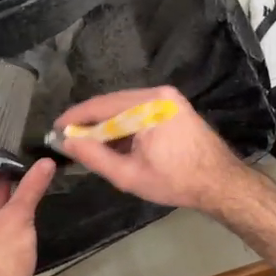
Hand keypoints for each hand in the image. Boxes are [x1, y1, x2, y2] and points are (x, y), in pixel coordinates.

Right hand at [54, 87, 249, 213]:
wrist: (220, 183)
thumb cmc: (176, 181)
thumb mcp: (129, 175)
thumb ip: (95, 156)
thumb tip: (67, 142)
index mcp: (148, 104)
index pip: (101, 105)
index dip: (75, 118)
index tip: (55, 130)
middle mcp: (158, 93)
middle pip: (113, 103)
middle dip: (90, 122)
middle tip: (69, 139)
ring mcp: (169, 98)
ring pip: (126, 107)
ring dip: (108, 124)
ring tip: (88, 144)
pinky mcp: (175, 106)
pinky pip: (141, 110)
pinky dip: (125, 124)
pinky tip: (115, 142)